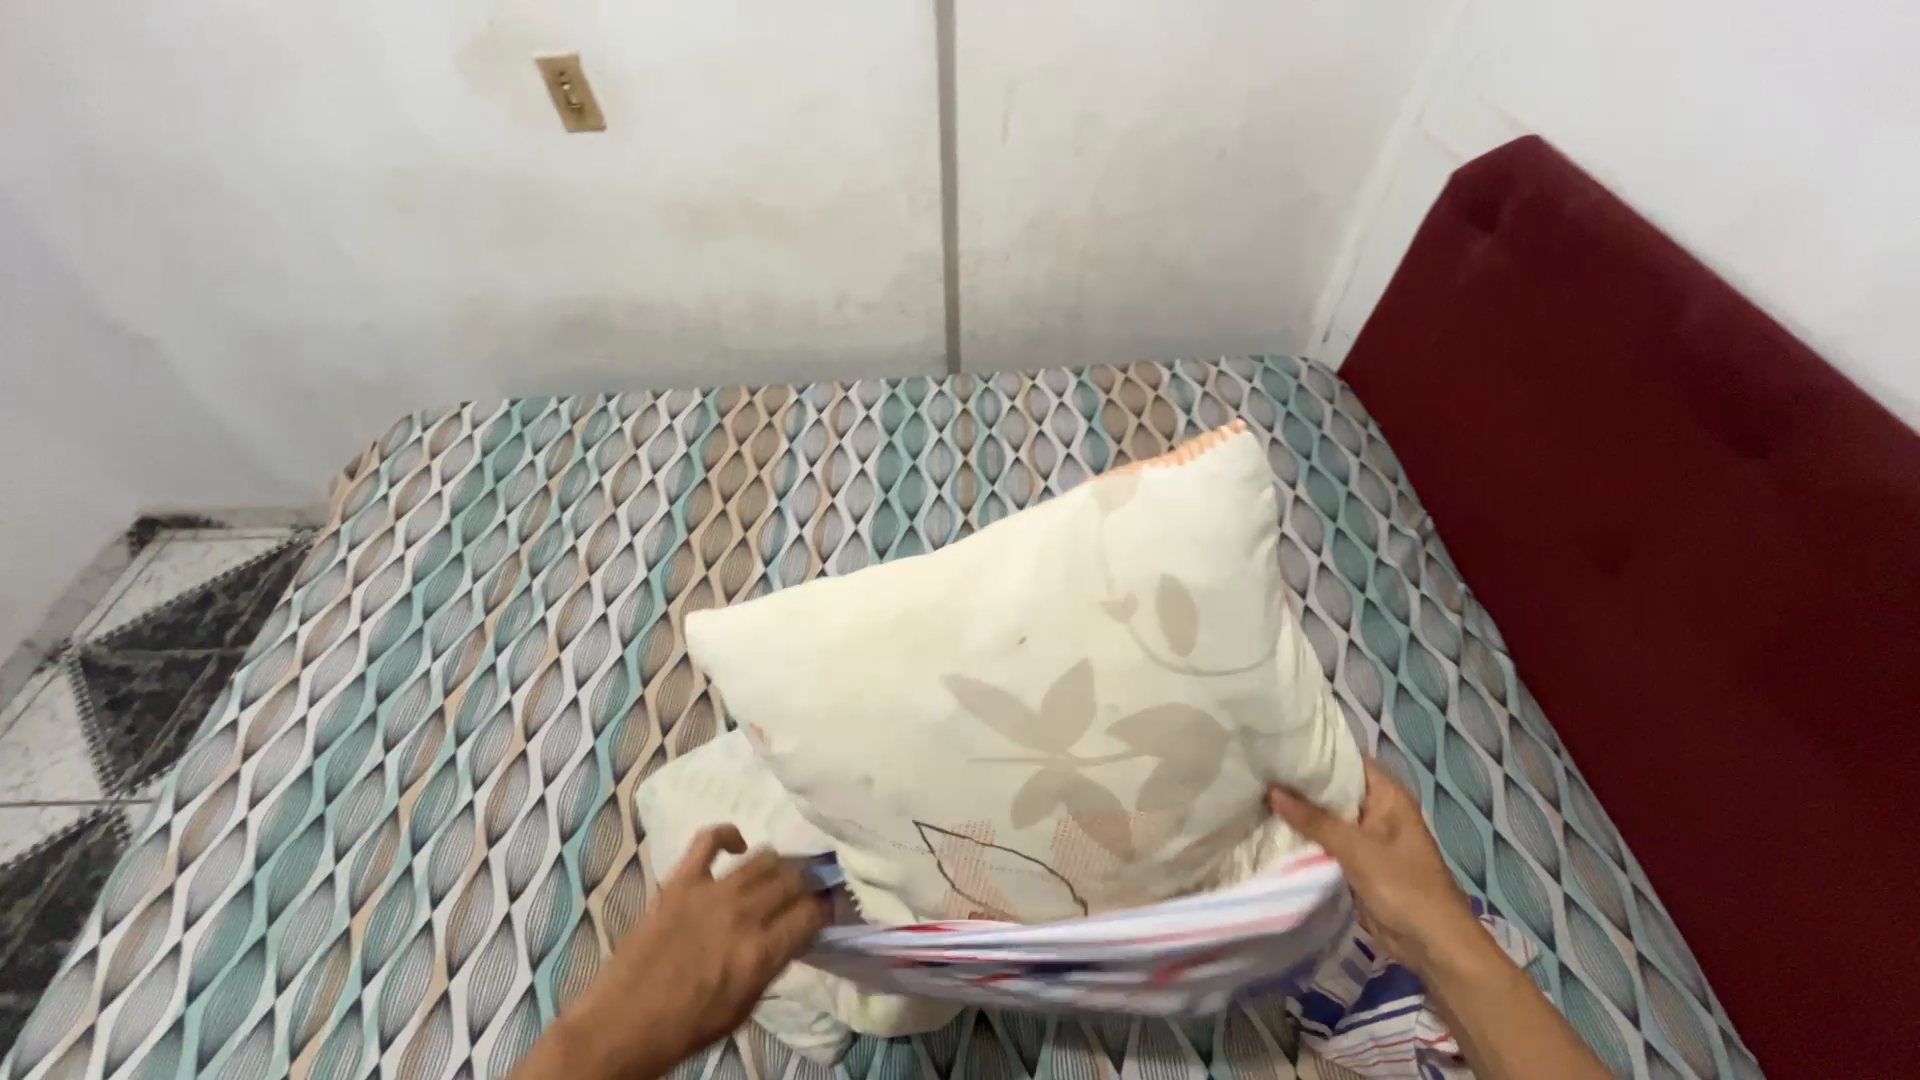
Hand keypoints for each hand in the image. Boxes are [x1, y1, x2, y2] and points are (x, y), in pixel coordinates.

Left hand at [530, 826, 827, 1079]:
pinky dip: (728, 834)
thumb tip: (795, 933)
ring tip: (778, 873)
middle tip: (807, 889)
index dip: (825, 908)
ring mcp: (710, 892)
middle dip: (808, 882)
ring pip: (764, 857)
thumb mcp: (744, 1007)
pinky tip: (736, 846)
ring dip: (778, 864)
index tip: (826, 909)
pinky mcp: (680, 880)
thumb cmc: (686, 1027)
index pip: (811, 913)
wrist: (621, 1026)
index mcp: (760, 952)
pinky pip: (710, 838)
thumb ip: (774, 964)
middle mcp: (742, 914)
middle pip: (794, 878)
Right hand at [1268, 759, 1488, 978]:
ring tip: (1257, 791)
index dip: (1314, 751)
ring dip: (1299, 810)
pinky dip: (1304, 835)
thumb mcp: (1356, 848)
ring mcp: (1366, 836)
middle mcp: (1377, 809)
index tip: (1278, 744)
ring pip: (1327, 815)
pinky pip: (1325, 840)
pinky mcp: (1356, 861)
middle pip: (1333, 787)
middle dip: (1300, 782)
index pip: (1347, 759)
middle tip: (1259, 767)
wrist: (1432, 944)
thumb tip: (1272, 790)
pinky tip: (1272, 826)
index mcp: (1388, 796)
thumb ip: (1314, 820)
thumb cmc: (1403, 886)